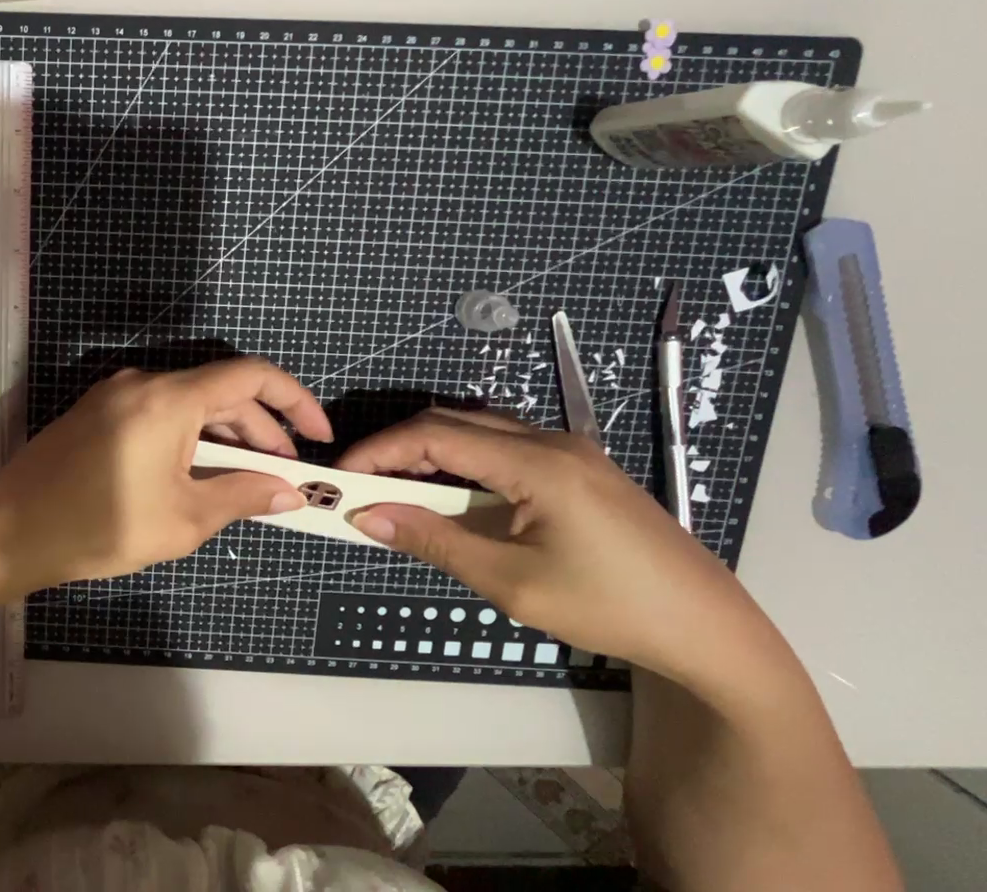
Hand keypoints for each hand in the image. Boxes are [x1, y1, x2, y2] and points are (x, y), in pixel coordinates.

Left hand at [0, 358, 333, 597]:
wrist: (7, 533)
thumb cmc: (99, 528)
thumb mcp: (184, 519)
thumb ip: (242, 496)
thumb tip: (289, 491)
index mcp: (169, 397)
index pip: (250, 376)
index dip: (294, 401)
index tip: (318, 435)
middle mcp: (141, 383)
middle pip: (219, 391)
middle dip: (259, 430)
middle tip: (285, 475)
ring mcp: (112, 396)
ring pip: (186, 404)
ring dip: (222, 437)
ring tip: (246, 481)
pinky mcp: (93, 414)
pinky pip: (156, 415)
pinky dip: (186, 438)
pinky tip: (197, 474)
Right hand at [337, 409, 770, 682]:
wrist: (711, 630)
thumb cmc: (610, 607)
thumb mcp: (511, 582)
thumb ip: (436, 542)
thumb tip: (368, 517)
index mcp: (538, 463)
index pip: (435, 435)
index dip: (380, 450)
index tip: (342, 476)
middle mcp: (553, 442)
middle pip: (454, 422)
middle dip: (398, 448)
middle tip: (363, 484)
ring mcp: (572, 452)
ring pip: (480, 430)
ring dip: (432, 452)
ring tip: (400, 490)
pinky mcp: (582, 469)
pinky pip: (506, 447)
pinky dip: (465, 462)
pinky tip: (455, 495)